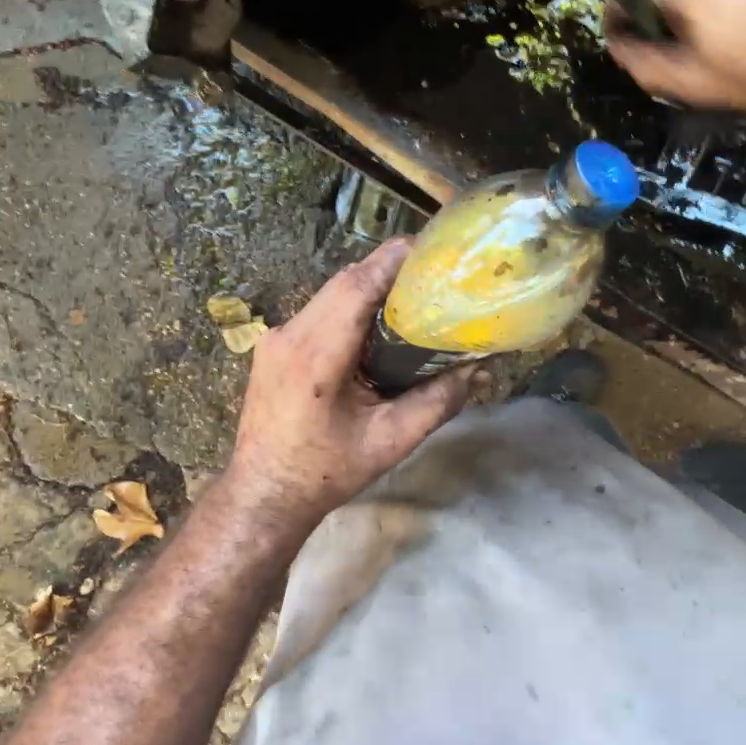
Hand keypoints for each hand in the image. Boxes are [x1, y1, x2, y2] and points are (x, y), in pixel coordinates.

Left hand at [224, 238, 480, 525]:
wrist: (263, 495)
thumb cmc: (326, 472)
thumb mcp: (389, 442)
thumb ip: (437, 402)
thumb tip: (481, 371)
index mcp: (316, 355)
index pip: (357, 285)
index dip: (395, 261)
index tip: (433, 249)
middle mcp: (290, 334)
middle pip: (345, 281)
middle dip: (389, 272)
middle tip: (434, 276)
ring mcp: (276, 337)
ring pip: (330, 292)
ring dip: (370, 289)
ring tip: (413, 298)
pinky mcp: (274, 345)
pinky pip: (319, 311)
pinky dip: (351, 308)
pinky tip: (378, 328)